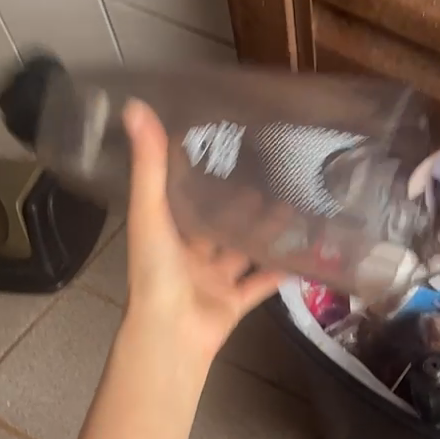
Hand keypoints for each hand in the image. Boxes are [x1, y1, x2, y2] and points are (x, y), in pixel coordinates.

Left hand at [120, 100, 287, 362]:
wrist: (171, 332)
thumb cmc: (156, 272)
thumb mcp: (150, 212)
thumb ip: (150, 165)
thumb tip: (136, 105)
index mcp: (164, 235)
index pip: (181, 199)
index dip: (198, 176)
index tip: (220, 149)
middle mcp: (188, 257)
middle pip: (216, 227)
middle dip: (239, 205)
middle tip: (268, 177)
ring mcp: (212, 282)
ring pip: (241, 253)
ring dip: (263, 233)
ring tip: (290, 205)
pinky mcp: (234, 303)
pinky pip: (261, 285)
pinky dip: (281, 272)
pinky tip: (303, 253)